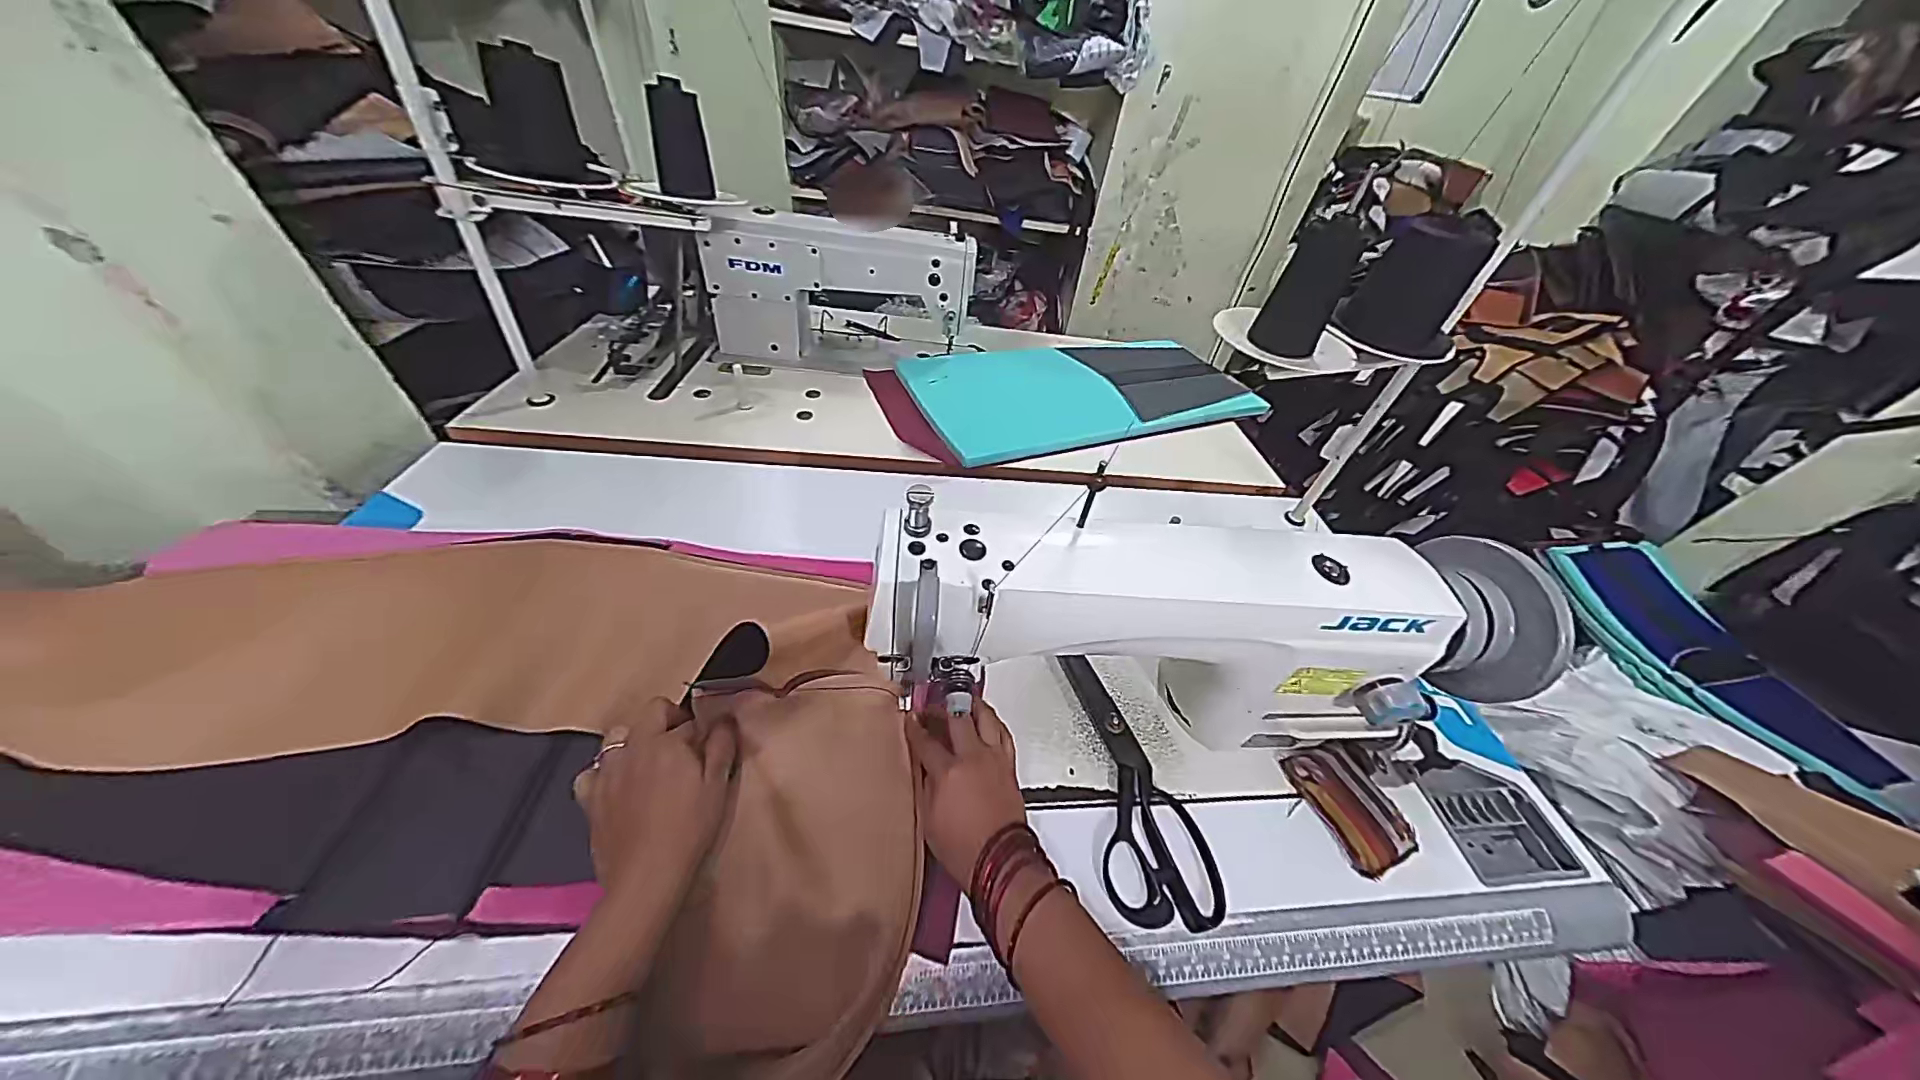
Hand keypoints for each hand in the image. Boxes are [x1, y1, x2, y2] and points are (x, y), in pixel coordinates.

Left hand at [573, 696, 738, 896]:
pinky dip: (605, 773)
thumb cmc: (690, 828)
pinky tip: (618, 787)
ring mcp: (607, 771)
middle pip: (652, 713)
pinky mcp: (590, 797)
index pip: (689, 720)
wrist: (646, 876)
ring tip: (651, 765)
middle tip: (684, 748)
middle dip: (670, 720)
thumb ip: (722, 746)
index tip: (710, 747)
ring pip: (619, 736)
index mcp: (667, 741)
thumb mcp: (717, 785)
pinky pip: (592, 772)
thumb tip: (724, 719)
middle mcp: (634, 747)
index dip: (703, 731)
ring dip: (636, 741)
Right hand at [904, 697, 1027, 891]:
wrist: (999, 860)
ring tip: (962, 701)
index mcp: (948, 772)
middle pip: (955, 718)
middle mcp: (973, 759)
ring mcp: (993, 759)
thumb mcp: (928, 819)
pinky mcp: (1008, 766)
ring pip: (984, 718)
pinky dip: (993, 723)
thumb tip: (920, 767)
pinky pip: (1002, 733)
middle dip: (940, 709)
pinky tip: (988, 721)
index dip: (914, 727)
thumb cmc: (966, 849)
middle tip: (932, 708)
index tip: (909, 720)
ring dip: (970, 706)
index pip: (925, 740)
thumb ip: (923, 785)